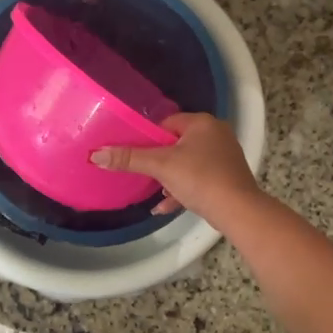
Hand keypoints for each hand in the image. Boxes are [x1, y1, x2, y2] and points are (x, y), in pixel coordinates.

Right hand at [91, 113, 263, 225]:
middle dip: (158, 162)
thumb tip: (96, 155)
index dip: (148, 138)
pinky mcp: (226, 177)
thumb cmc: (200, 179)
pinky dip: (182, 190)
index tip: (135, 154)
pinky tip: (165, 206)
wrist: (237, 209)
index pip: (166, 123)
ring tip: (156, 191)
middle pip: (175, 144)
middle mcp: (215, 134)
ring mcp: (223, 156)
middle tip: (143, 173)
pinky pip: (197, 179)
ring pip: (186, 163)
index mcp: (202, 123)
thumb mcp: (160, 166)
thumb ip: (129, 158)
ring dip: (168, 178)